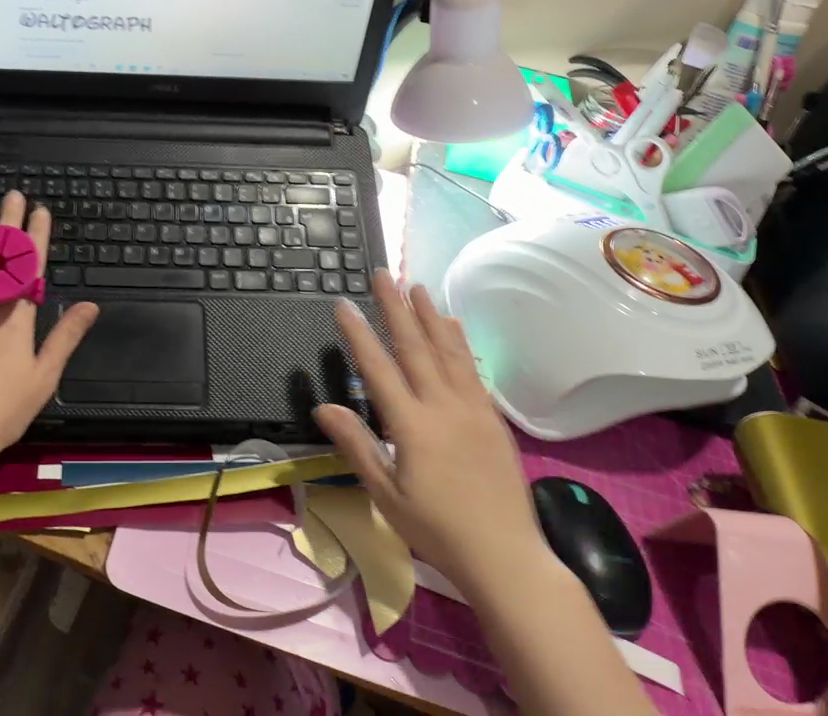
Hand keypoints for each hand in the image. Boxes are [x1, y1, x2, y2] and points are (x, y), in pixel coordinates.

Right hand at [313, 270, 546, 596]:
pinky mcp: (492, 418)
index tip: (343, 304)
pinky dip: (459, 341)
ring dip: (429, 315)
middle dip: (396, 307)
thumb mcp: (385, 493)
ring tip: (416, 286)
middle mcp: (443, 406)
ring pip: (447, 350)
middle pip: (415, 346)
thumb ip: (355, 445)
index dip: (358, 333)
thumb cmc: (436, 528)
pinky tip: (452, 326)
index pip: (377, 368)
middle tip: (383, 274)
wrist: (504, 554)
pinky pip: (472, 368)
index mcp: (412, 425)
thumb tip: (322, 406)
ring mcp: (472, 409)